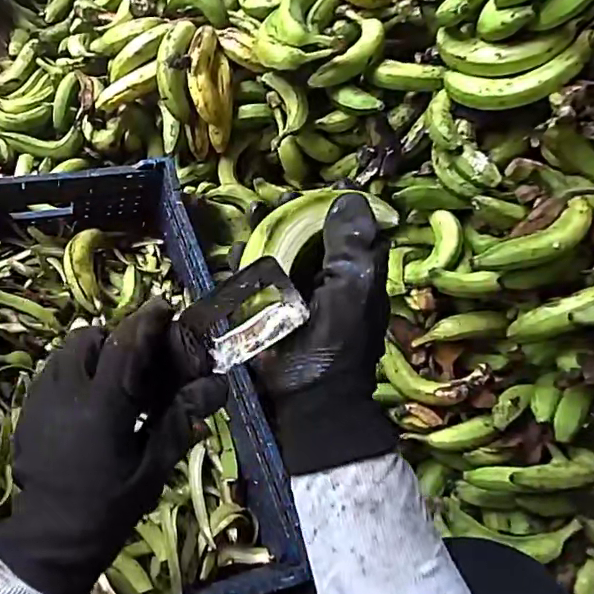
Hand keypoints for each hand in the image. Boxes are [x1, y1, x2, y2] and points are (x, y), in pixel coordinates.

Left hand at [0, 298, 227, 593]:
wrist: (51, 539)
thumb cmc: (109, 508)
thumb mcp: (152, 470)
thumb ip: (178, 423)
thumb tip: (213, 388)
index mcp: (101, 408)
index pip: (124, 346)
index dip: (146, 321)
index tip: (164, 306)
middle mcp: (65, 395)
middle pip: (86, 339)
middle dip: (113, 337)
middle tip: (135, 357)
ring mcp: (39, 403)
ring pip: (63, 354)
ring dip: (89, 353)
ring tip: (110, 377)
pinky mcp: (25, 414)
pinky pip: (49, 375)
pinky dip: (70, 373)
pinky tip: (85, 401)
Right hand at [252, 192, 397, 474]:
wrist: (306, 399)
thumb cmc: (336, 345)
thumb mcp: (352, 290)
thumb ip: (350, 245)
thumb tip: (349, 197)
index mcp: (355, 272)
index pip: (347, 226)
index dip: (331, 207)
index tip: (310, 195)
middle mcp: (327, 278)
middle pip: (310, 234)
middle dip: (292, 216)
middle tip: (276, 204)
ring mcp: (297, 294)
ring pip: (282, 251)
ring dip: (267, 235)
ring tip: (254, 220)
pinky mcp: (270, 309)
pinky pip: (258, 277)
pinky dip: (247, 264)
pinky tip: (238, 254)